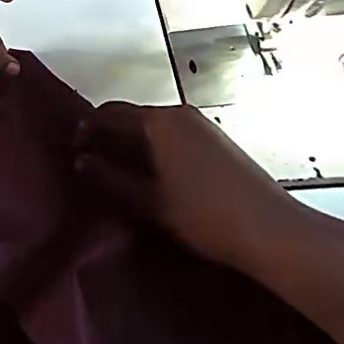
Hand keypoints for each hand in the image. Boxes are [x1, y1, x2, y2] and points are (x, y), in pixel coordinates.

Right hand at [75, 102, 299, 270]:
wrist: (271, 230)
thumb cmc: (204, 214)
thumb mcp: (150, 200)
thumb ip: (111, 177)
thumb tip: (81, 160)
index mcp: (159, 121)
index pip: (110, 114)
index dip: (87, 128)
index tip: (72, 147)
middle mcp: (179, 113)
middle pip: (132, 115)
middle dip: (108, 133)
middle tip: (89, 158)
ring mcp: (201, 124)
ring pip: (153, 125)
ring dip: (131, 140)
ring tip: (115, 167)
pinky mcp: (216, 139)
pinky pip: (173, 133)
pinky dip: (153, 145)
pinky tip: (151, 171)